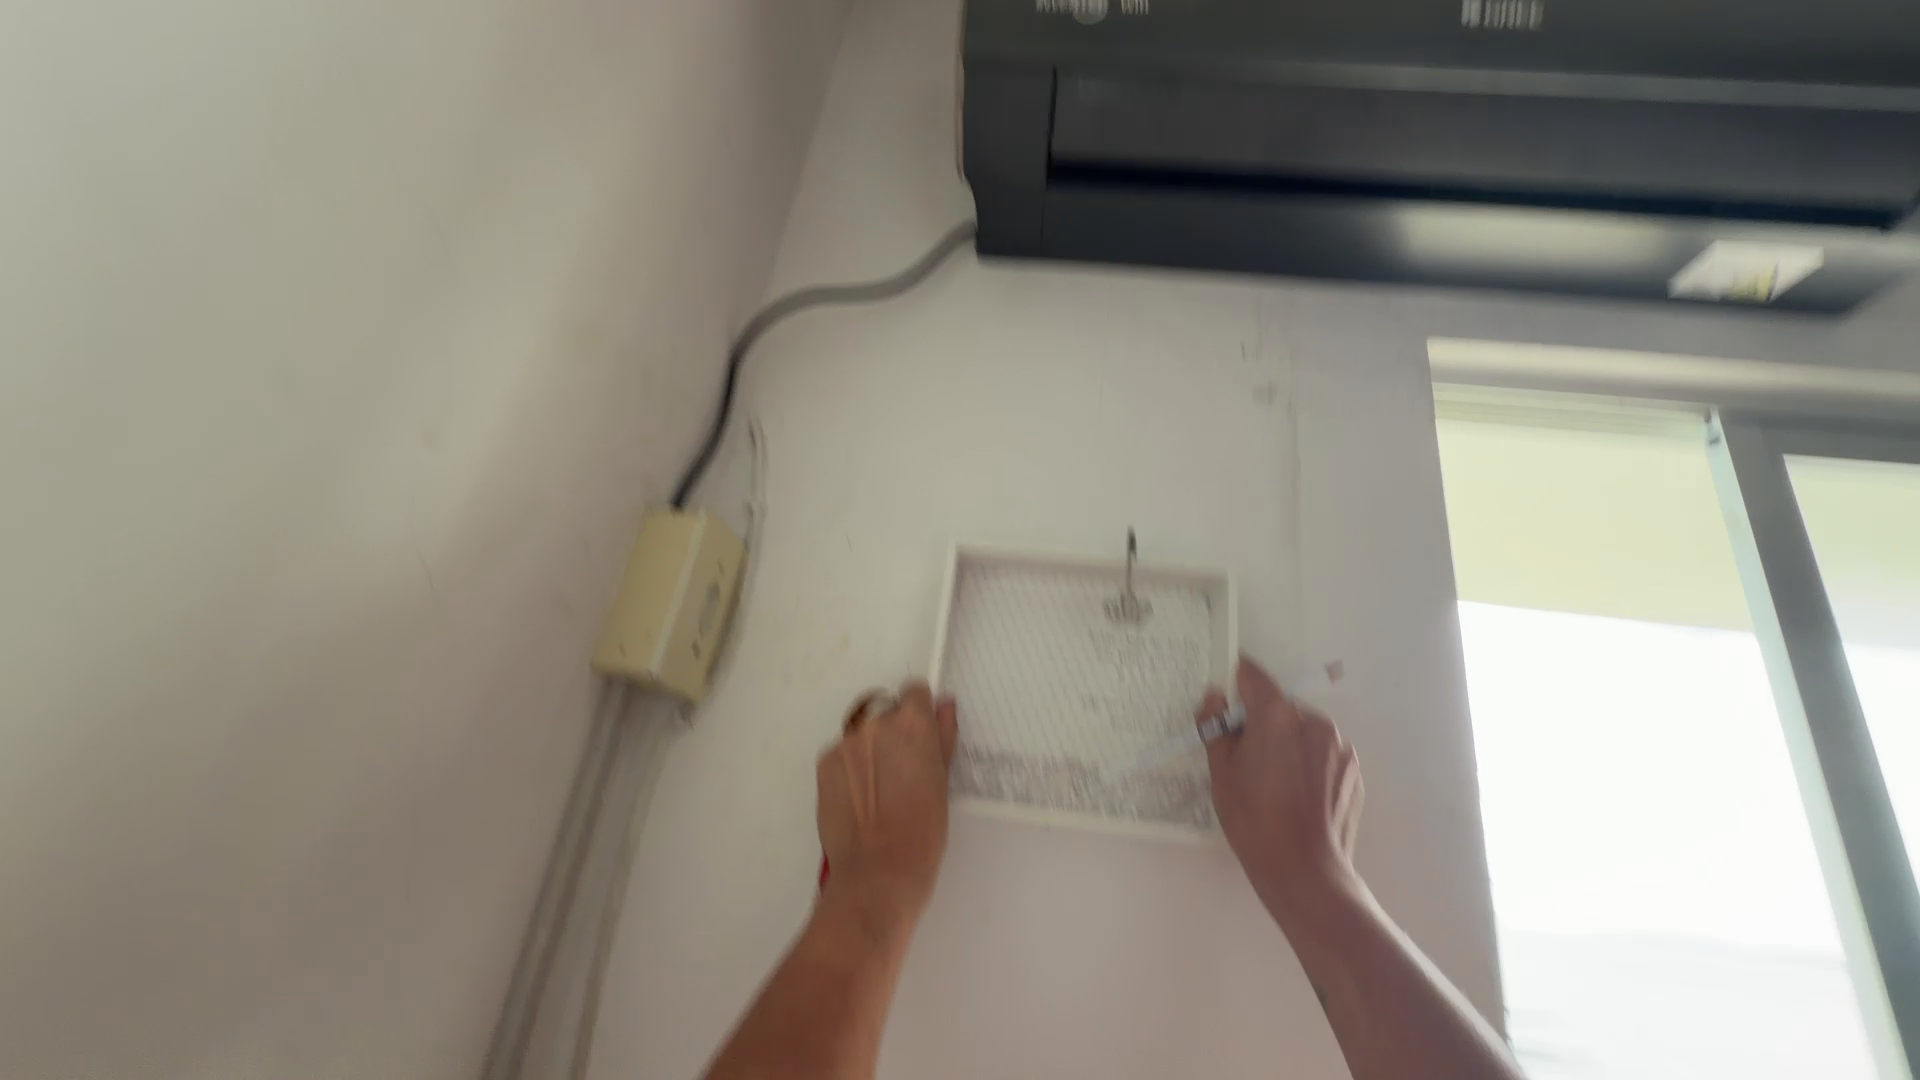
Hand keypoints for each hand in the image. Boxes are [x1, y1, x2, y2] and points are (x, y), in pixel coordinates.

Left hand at [816, 681, 958, 932]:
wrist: (878, 873)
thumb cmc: (923, 831)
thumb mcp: (942, 781)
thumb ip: (942, 736)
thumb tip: (944, 704)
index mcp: (912, 724)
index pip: (914, 692)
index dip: (919, 713)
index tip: (920, 736)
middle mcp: (875, 724)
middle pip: (886, 712)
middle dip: (893, 733)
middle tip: (901, 772)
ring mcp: (845, 743)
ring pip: (861, 734)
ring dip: (869, 750)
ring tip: (878, 792)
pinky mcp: (824, 764)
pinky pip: (841, 755)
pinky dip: (850, 770)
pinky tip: (860, 800)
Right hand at [1200, 657, 1363, 926]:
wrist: (1305, 871)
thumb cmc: (1253, 818)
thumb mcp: (1220, 771)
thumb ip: (1215, 726)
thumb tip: (1215, 698)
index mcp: (1277, 715)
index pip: (1253, 675)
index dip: (1235, 682)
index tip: (1224, 697)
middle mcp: (1314, 721)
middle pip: (1280, 706)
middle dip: (1261, 721)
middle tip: (1245, 755)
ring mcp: (1340, 746)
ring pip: (1303, 730)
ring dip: (1287, 741)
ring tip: (1274, 781)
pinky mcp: (1354, 771)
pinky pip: (1322, 753)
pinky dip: (1307, 762)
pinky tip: (1296, 794)